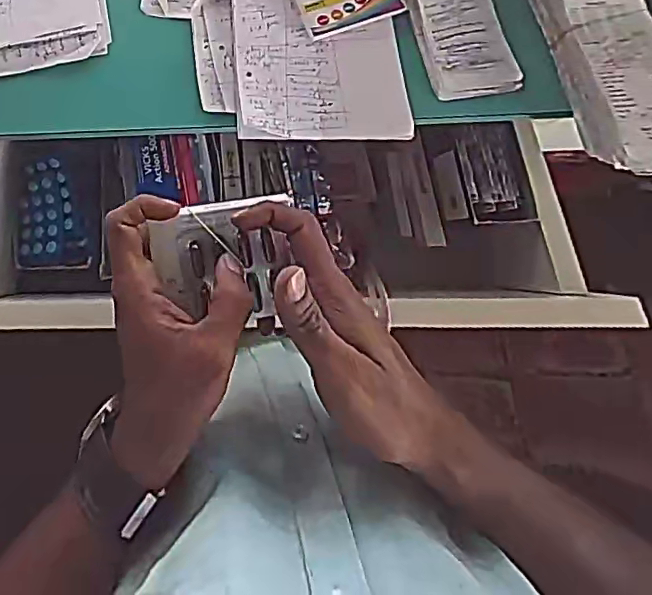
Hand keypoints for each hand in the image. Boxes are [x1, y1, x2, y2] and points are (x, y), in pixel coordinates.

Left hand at [104, 195, 253, 487]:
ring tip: (228, 263)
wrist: (155, 435)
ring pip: (169, 257)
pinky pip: (180, 279)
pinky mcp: (163, 312)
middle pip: (152, 235)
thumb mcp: (211, 349)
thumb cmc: (169, 401)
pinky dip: (203, 277)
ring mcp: (149, 300)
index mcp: (136, 290)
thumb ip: (228, 301)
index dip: (146, 205)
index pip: (122, 225)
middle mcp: (138, 289)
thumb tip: (234, 268)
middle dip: (187, 231)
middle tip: (217, 236)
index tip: (177, 210)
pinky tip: (227, 291)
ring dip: (199, 255)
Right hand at [234, 201, 463, 476]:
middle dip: (263, 229)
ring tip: (235, 264)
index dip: (272, 214)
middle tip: (229, 240)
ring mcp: (335, 310)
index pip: (305, 231)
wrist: (423, 436)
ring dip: (266, 255)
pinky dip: (274, 284)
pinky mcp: (332, 327)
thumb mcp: (342, 370)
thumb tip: (286, 273)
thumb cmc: (389, 411)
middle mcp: (336, 295)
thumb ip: (310, 322)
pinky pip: (298, 292)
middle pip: (298, 240)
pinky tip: (260, 299)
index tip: (242, 220)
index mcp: (338, 295)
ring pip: (296, 264)